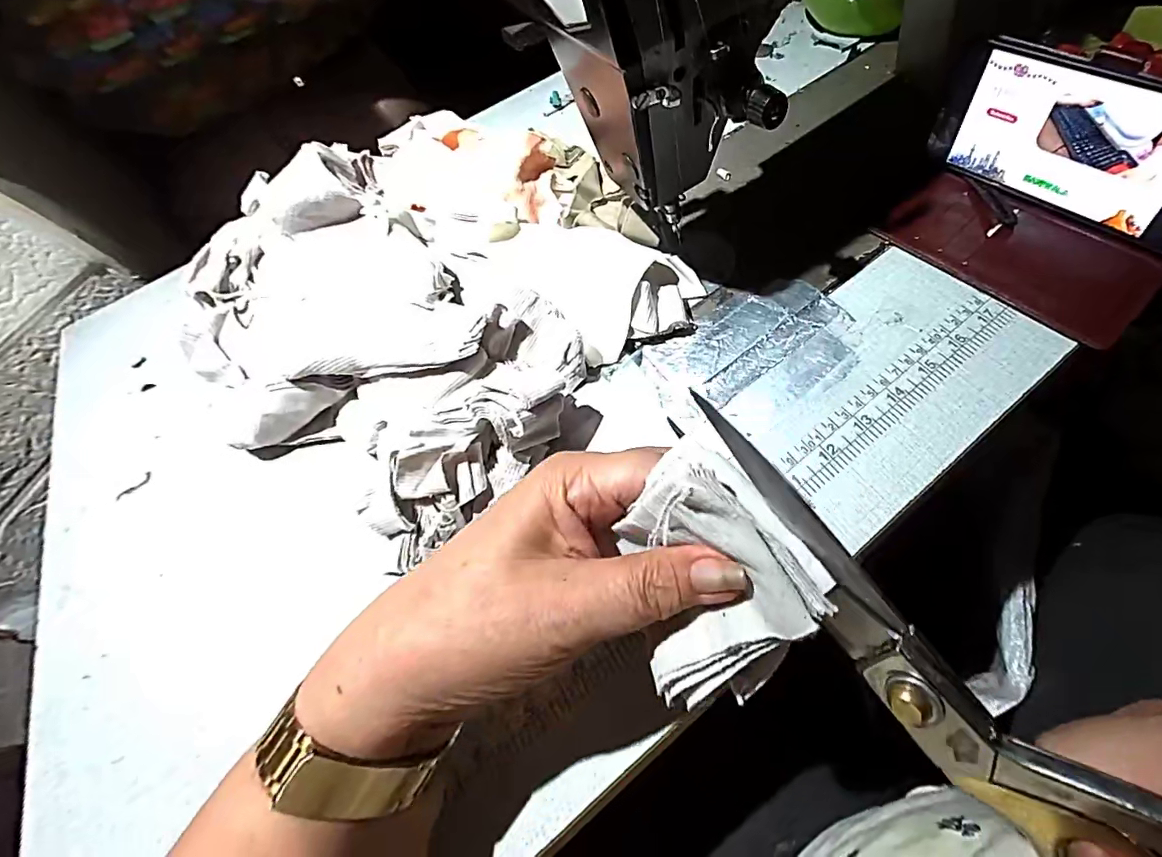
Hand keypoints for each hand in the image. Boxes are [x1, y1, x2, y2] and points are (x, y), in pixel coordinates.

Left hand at [292, 449, 746, 758]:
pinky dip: (680, 578)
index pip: (667, 472)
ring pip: (666, 531)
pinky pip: (651, 560)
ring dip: (701, 556)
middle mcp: (591, 491)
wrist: (391, 690)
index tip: (766, 531)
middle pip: (673, 498)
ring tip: (753, 577)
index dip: (717, 498)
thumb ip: (654, 586)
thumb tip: (735, 571)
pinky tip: (709, 594)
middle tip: (770, 559)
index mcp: (577, 477)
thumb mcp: (567, 609)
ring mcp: (593, 529)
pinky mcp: (594, 564)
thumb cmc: (467, 631)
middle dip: (717, 528)